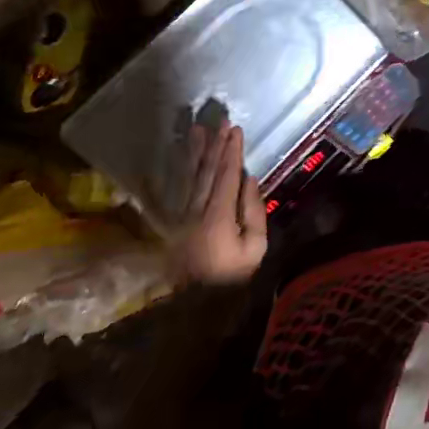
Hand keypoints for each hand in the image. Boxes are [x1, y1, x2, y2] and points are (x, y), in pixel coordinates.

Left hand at [173, 119, 267, 284]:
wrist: (195, 307)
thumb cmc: (231, 279)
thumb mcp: (254, 251)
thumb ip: (254, 213)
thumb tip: (249, 180)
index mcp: (218, 216)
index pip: (226, 175)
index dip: (232, 151)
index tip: (236, 130)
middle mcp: (196, 210)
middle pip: (206, 171)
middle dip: (215, 145)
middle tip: (220, 121)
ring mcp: (182, 215)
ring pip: (189, 177)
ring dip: (194, 152)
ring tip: (196, 129)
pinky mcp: (174, 221)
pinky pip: (178, 189)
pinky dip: (181, 170)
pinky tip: (181, 157)